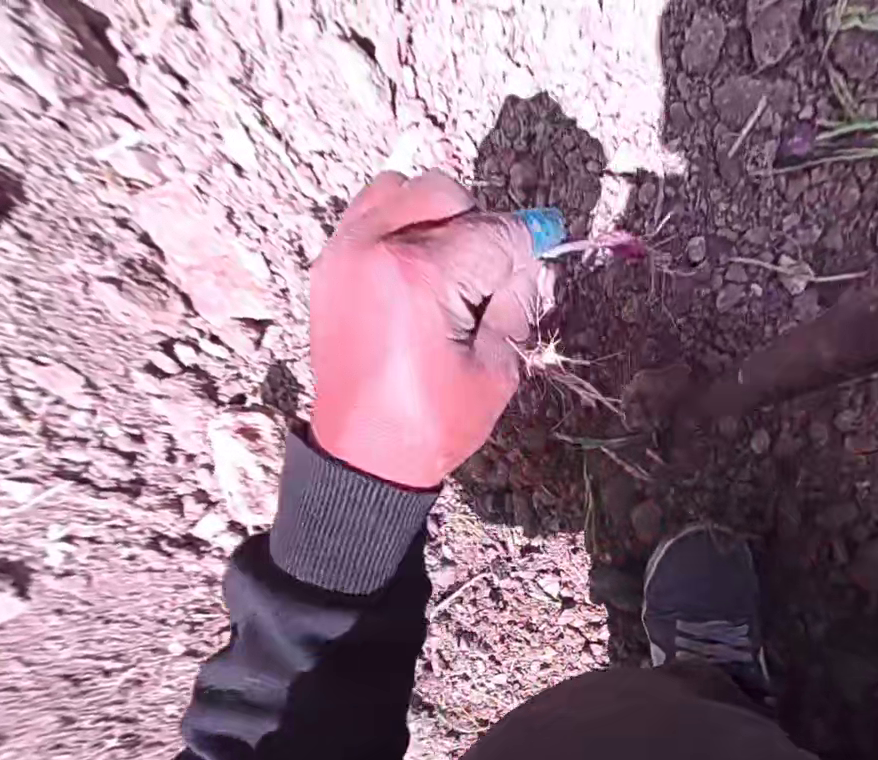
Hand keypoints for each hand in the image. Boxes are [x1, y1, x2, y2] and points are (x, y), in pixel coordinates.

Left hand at [309, 171, 545, 488]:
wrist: (365, 452)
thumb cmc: (434, 422)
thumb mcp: (497, 371)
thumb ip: (517, 306)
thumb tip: (532, 265)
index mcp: (421, 276)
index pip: (493, 233)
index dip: (527, 243)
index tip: (548, 247)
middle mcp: (374, 246)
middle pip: (445, 194)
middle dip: (481, 225)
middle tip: (495, 273)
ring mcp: (344, 250)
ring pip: (403, 189)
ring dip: (440, 216)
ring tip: (455, 268)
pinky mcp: (330, 263)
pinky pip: (370, 211)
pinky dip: (404, 223)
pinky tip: (422, 268)